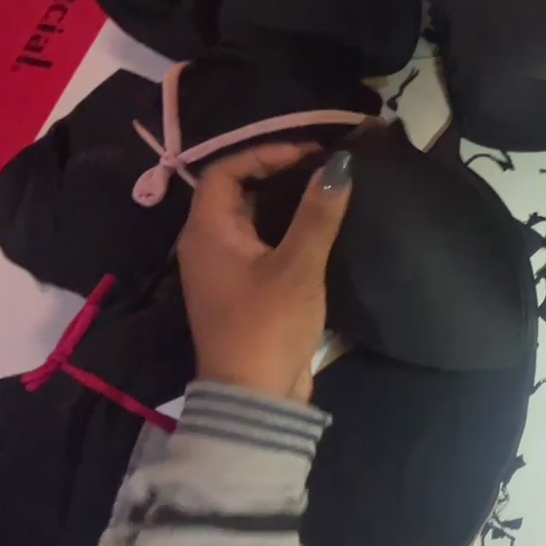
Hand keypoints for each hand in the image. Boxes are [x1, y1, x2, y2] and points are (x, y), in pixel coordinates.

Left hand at [177, 143, 351, 401]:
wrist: (255, 392)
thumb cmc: (269, 323)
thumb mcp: (299, 266)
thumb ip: (318, 215)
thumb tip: (339, 167)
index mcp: (207, 231)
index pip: (225, 172)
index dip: (265, 154)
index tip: (312, 156)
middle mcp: (206, 244)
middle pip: (235, 193)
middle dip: (277, 175)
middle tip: (324, 173)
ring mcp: (223, 270)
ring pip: (249, 220)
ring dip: (283, 204)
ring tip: (326, 197)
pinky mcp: (243, 291)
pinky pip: (260, 245)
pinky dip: (285, 231)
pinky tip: (318, 236)